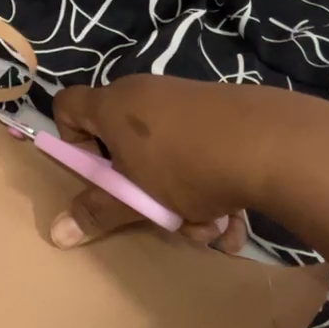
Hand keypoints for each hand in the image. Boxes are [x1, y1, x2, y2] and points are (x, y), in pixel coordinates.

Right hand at [47, 75, 264, 253]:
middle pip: (122, 139)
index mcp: (111, 106)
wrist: (272, 143)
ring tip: (209, 227)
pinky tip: (234, 218)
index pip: (67, 105)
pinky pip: (200, 149)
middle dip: (140, 186)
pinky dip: (210, 183)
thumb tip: (56, 233)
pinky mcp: (219, 110)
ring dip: (180, 196)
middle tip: (159, 213)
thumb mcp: (138, 197)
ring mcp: (182, 99)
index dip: (72, 140)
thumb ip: (99, 212)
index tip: (98, 173)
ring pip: (166, 153)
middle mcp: (141, 94)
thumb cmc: (185, 165)